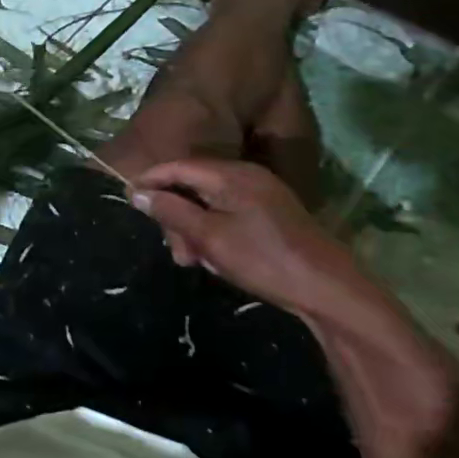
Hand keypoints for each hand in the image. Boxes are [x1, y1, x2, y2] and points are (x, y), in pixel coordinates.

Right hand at [132, 158, 360, 317]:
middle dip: (175, 213)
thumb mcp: (209, 237)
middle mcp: (247, 176)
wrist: (331, 291)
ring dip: (194, 227)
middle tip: (170, 246)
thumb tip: (138, 193)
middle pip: (193, 184)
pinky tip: (214, 257)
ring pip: (211, 201)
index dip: (150, 179)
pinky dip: (214, 230)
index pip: (178, 166)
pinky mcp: (273, 214)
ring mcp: (263, 194)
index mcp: (231, 174)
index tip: (127, 198)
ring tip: (192, 259)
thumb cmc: (264, 259)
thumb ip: (172, 211)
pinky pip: (230, 212)